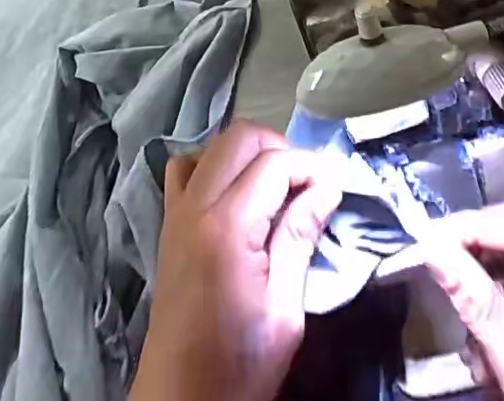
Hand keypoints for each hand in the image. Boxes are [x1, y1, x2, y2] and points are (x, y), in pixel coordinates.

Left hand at [132, 122, 342, 400]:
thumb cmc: (238, 365)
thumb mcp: (284, 312)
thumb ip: (300, 238)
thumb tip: (326, 186)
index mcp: (226, 227)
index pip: (273, 163)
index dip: (310, 166)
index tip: (335, 186)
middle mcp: (195, 205)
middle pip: (239, 138)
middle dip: (280, 148)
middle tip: (308, 183)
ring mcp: (176, 210)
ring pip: (212, 145)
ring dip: (248, 152)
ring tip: (276, 185)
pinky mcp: (168, 222)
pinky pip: (186, 168)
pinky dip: (213, 163)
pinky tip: (235, 190)